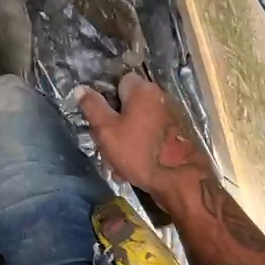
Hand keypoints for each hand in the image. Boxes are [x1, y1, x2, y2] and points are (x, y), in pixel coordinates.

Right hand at [75, 72, 208, 205]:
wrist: (183, 183)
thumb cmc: (139, 152)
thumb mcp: (107, 130)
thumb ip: (93, 106)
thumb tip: (81, 88)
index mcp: (143, 90)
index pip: (118, 81)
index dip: (106, 98)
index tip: (99, 118)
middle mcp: (161, 97)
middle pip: (129, 102)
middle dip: (116, 120)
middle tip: (106, 142)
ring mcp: (173, 116)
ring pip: (140, 121)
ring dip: (128, 136)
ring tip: (120, 160)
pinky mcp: (180, 134)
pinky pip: (153, 134)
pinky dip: (144, 145)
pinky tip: (137, 164)